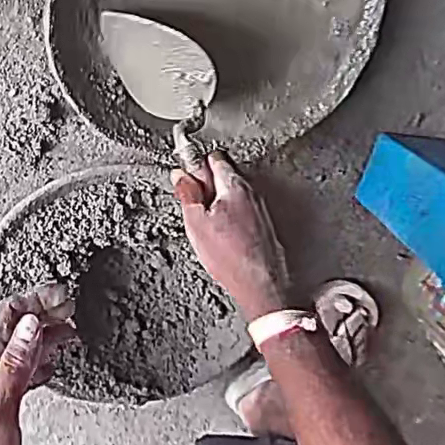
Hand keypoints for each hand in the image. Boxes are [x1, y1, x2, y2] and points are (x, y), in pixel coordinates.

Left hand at [0, 285, 74, 444]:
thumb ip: (13, 366)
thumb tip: (30, 325)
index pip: (5, 315)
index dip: (34, 299)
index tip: (61, 296)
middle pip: (14, 327)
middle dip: (42, 311)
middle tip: (70, 306)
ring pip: (20, 347)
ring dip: (44, 333)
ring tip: (68, 326)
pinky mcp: (1, 411)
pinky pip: (23, 371)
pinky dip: (41, 360)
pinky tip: (52, 361)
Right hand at [172, 152, 289, 318]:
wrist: (262, 286)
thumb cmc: (230, 257)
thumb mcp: (196, 222)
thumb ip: (187, 193)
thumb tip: (180, 174)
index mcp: (233, 185)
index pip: (213, 158)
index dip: (195, 166)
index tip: (186, 179)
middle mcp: (250, 192)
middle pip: (224, 174)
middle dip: (207, 185)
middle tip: (194, 205)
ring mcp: (260, 208)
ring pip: (232, 193)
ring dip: (218, 202)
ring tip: (208, 224)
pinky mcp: (264, 225)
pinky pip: (242, 210)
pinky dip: (230, 216)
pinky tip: (223, 235)